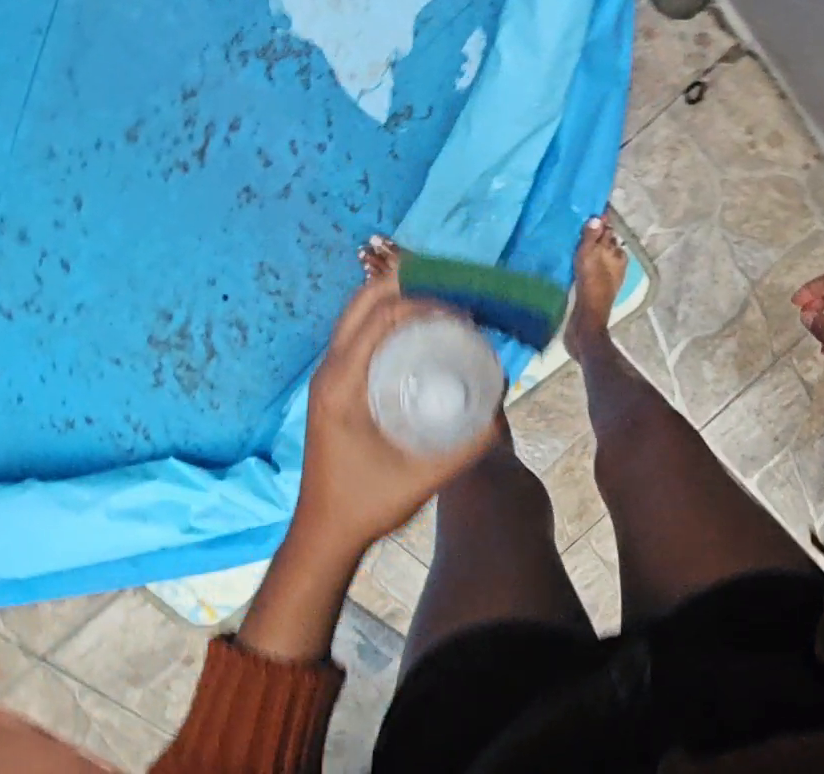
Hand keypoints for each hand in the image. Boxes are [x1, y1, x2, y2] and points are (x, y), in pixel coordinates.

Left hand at [291, 278, 500, 555]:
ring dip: (397, 301)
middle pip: (363, 302)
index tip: (460, 316)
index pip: (380, 317)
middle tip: (452, 302)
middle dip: (409, 289)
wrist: (325, 533)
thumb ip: (467, 446)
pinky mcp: (333, 385)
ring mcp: (327, 376)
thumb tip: (498, 407)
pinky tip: (419, 335)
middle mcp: (329, 371)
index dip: (423, 304)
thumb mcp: (424, 476)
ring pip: (357, 314)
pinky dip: (387, 320)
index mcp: (341, 384)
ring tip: (441, 312)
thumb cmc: (367, 504)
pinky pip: (358, 334)